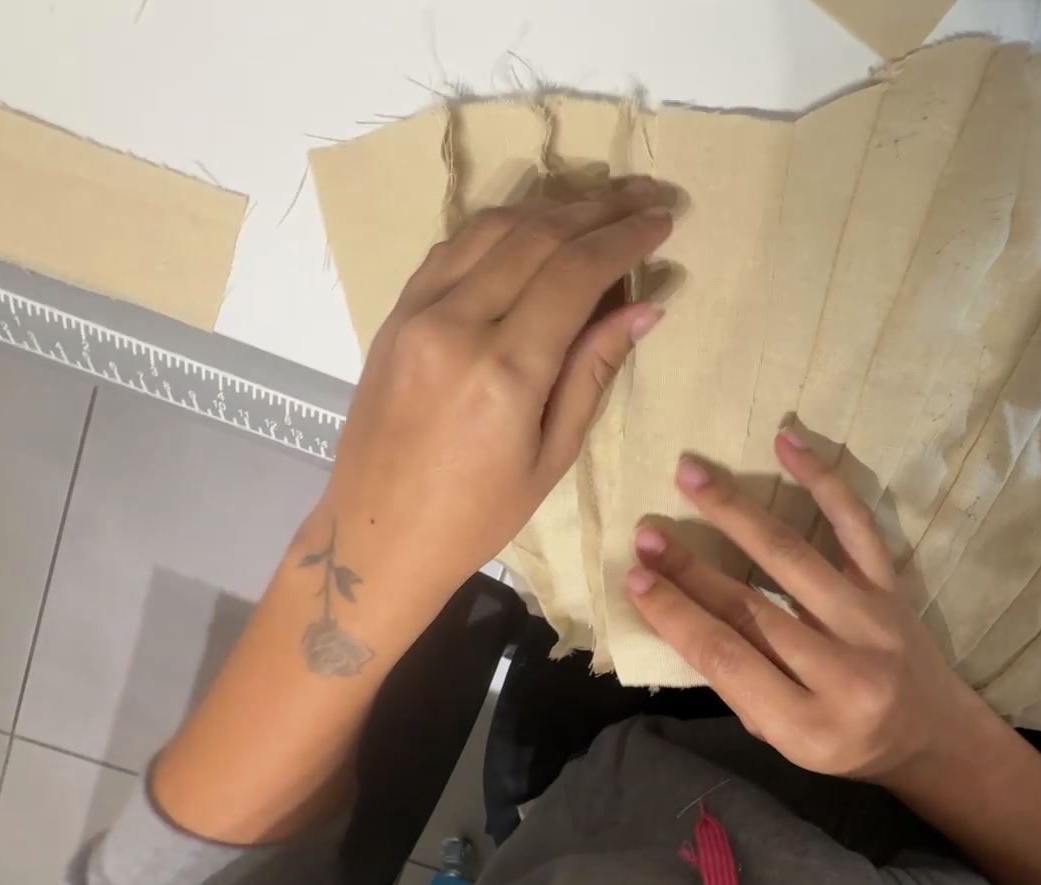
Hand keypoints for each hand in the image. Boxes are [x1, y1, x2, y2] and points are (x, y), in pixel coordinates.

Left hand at [321, 178, 673, 602]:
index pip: (574, 273)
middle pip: (536, 235)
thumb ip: (594, 372)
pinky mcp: (396, 313)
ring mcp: (417, 311)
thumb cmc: (478, 515)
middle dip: (598, 207)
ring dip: (551, 206)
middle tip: (645, 195)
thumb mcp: (553, 455)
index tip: (663, 221)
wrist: (377, 534)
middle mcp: (456, 323)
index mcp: (504, 370)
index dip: (624, 238)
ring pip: (491, 227)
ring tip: (599, 203)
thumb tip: (644, 308)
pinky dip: (502, 226)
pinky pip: (453, 247)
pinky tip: (535, 227)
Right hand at [624, 432, 1005, 785]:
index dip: (676, 616)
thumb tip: (683, 615)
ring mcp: (874, 624)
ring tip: (691, 475)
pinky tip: (787, 444)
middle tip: (647, 534)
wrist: (935, 736)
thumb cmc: (848, 745)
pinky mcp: (894, 588)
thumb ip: (740, 685)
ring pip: (795, 558)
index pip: (727, 659)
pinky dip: (823, 481)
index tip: (635, 578)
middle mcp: (845, 675)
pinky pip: (857, 526)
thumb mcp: (785, 739)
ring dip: (736, 513)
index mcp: (809, 727)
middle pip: (752, 609)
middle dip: (691, 569)